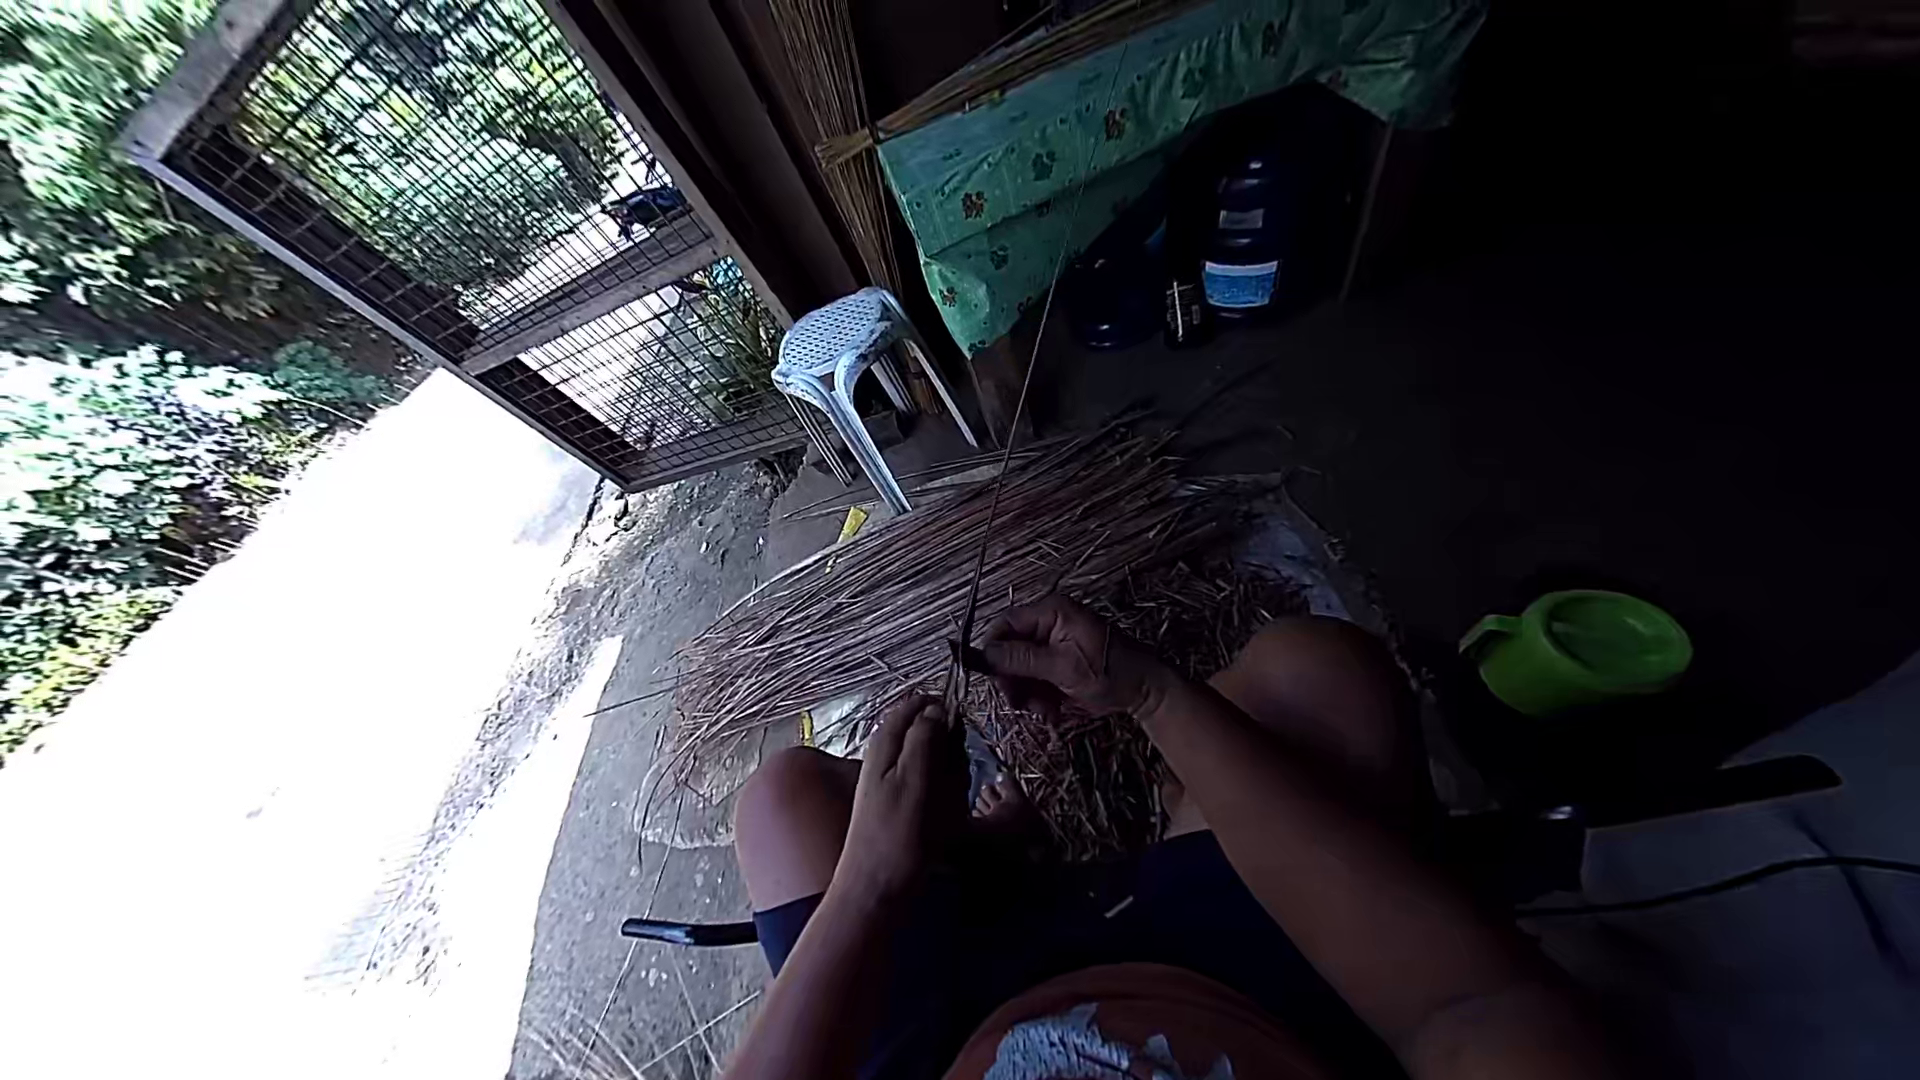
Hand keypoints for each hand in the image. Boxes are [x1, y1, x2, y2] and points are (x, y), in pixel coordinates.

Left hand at [834, 694, 967, 900]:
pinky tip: (946, 814)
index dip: (941, 712)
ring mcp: (895, 778)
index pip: (916, 706)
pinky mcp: (904, 801)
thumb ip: (923, 738)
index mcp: (886, 742)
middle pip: (928, 731)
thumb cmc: (896, 833)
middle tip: (953, 775)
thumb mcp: (913, 779)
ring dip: (950, 774)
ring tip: (949, 800)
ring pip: (935, 758)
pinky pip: (933, 784)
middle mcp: (887, 754)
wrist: (877, 887)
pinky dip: (945, 794)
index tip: (960, 731)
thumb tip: (936, 708)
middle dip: (949, 748)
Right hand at [979, 595, 1173, 715]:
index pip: (1006, 623)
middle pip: (1010, 648)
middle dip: (1012, 678)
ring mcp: (1051, 645)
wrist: (1143, 692)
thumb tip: (985, 654)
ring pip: (1019, 668)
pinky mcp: (1055, 664)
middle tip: (1018, 702)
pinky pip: (1033, 680)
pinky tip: (1051, 709)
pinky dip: (1037, 697)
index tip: (990, 676)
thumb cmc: (1109, 671)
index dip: (993, 649)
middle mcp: (1047, 624)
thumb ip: (1022, 659)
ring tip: (1043, 709)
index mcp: (1051, 612)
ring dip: (1025, 692)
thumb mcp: (1063, 666)